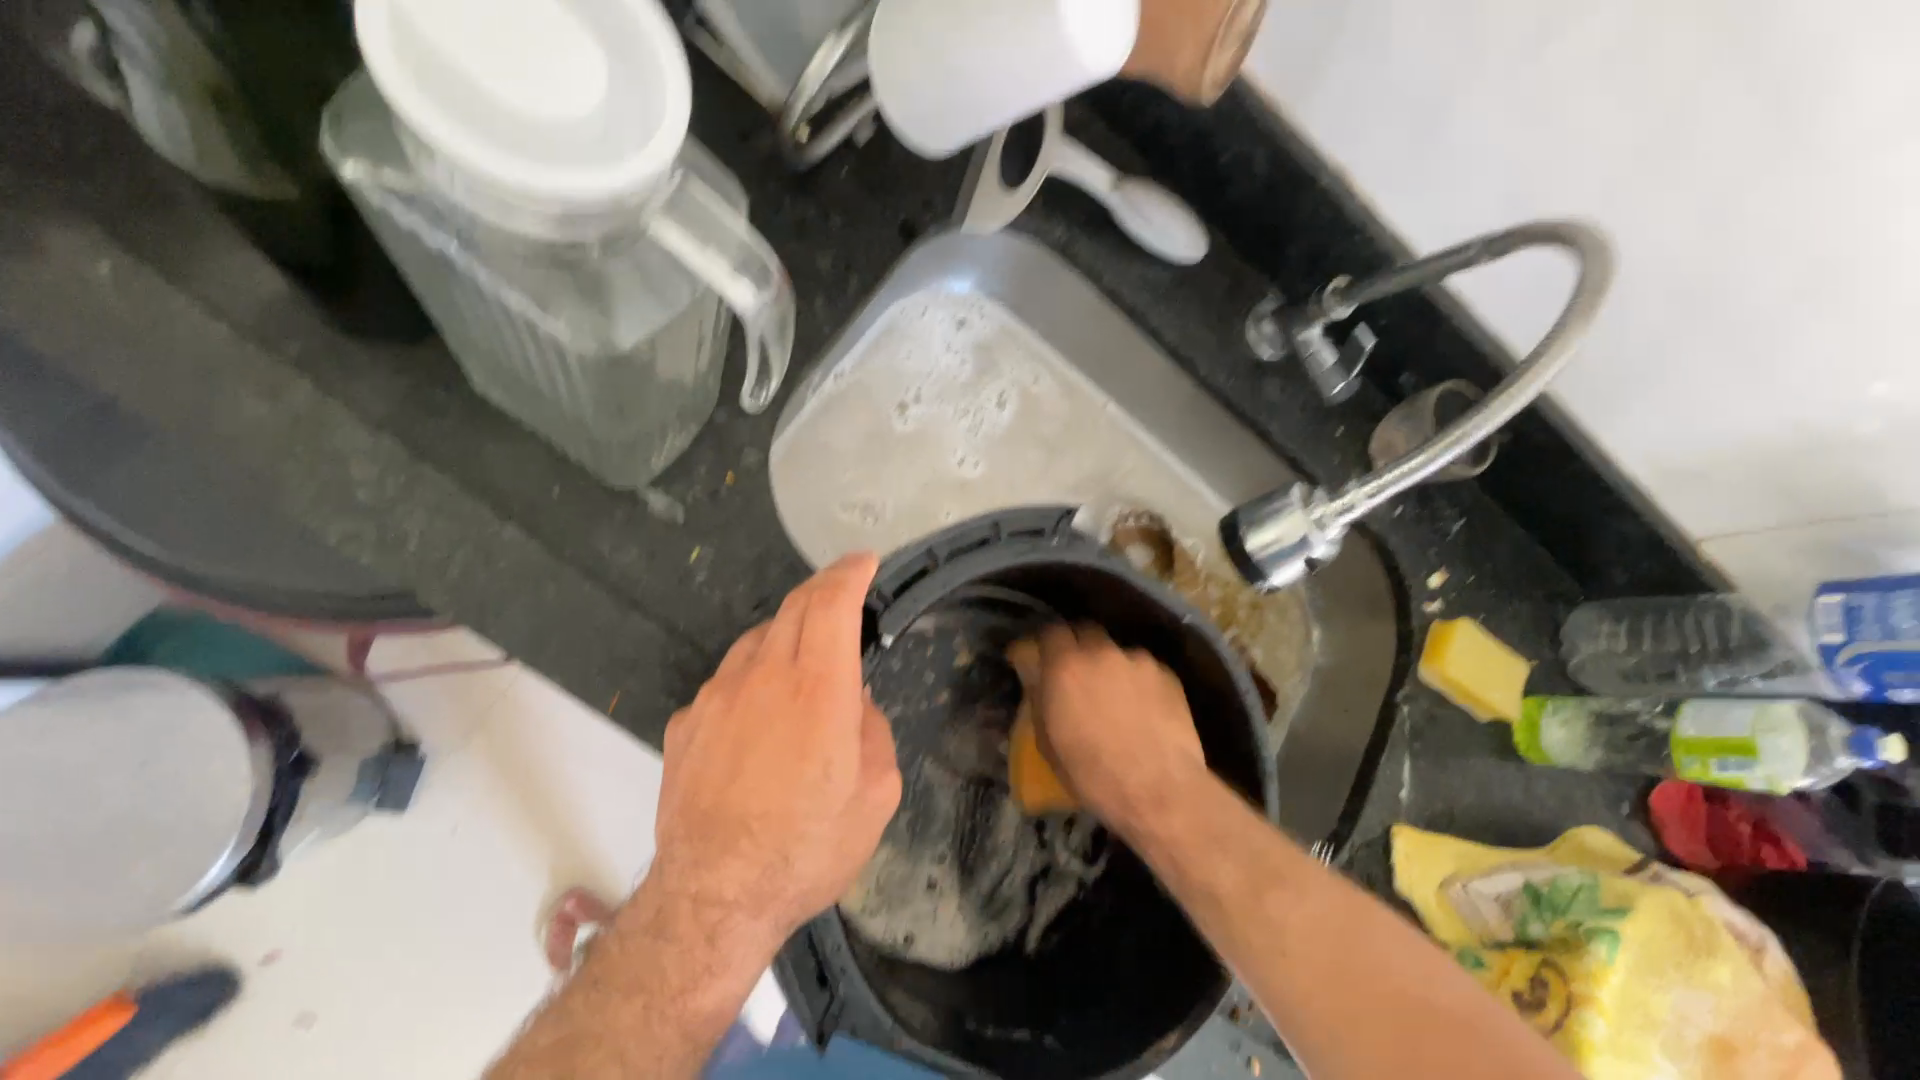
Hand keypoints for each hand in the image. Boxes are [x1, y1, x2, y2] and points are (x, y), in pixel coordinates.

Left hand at [648, 554, 901, 951]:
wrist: (716, 895)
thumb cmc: (807, 849)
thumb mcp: (875, 795)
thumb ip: (872, 731)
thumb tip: (852, 704)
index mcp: (818, 688)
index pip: (832, 602)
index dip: (851, 573)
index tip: (865, 563)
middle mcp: (763, 676)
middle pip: (793, 607)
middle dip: (823, 589)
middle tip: (843, 593)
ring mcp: (715, 697)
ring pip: (754, 640)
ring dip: (785, 634)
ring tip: (802, 661)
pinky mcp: (685, 724)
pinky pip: (725, 683)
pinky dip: (750, 681)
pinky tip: (756, 719)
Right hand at [1006, 623, 1207, 835]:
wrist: (1160, 790)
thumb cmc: (1093, 775)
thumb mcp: (1048, 743)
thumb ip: (1039, 698)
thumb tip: (1035, 676)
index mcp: (1065, 666)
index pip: (1050, 631)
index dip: (1045, 643)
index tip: (1040, 658)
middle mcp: (1101, 652)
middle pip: (1085, 632)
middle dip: (1077, 646)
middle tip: (1076, 674)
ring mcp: (1138, 660)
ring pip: (1116, 652)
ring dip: (1109, 667)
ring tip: (1114, 697)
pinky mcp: (1167, 674)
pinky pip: (1143, 669)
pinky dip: (1136, 682)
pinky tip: (1142, 709)